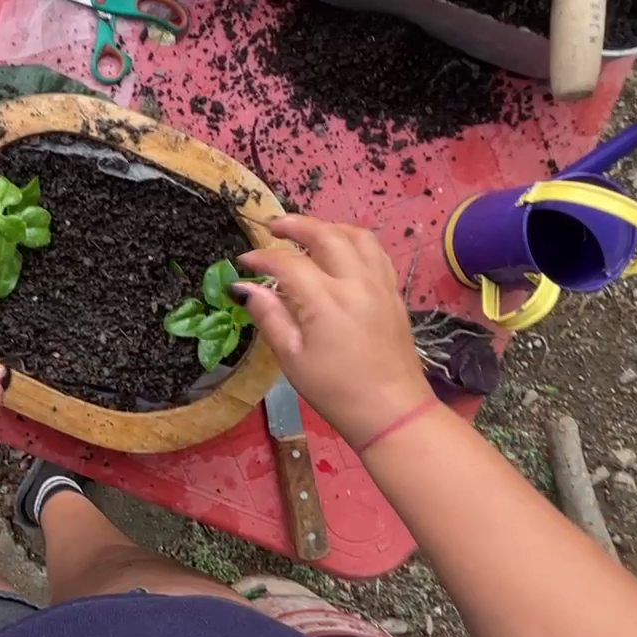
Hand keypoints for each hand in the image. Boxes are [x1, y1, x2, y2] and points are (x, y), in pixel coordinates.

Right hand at [235, 216, 432, 447]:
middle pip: (326, 235)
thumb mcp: (291, 357)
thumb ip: (269, 316)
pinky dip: (353, 241)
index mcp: (327, 301)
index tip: (243, 262)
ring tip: (307, 232)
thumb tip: (243, 288)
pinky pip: (375, 252)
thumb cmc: (334, 389)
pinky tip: (340, 250)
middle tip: (272, 227)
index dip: (262, 258)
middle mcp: (356, 283)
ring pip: (357, 236)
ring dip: (328, 227)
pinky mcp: (393, 293)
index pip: (288, 263)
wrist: (391, 410)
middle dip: (296, 225)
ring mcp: (380, 285)